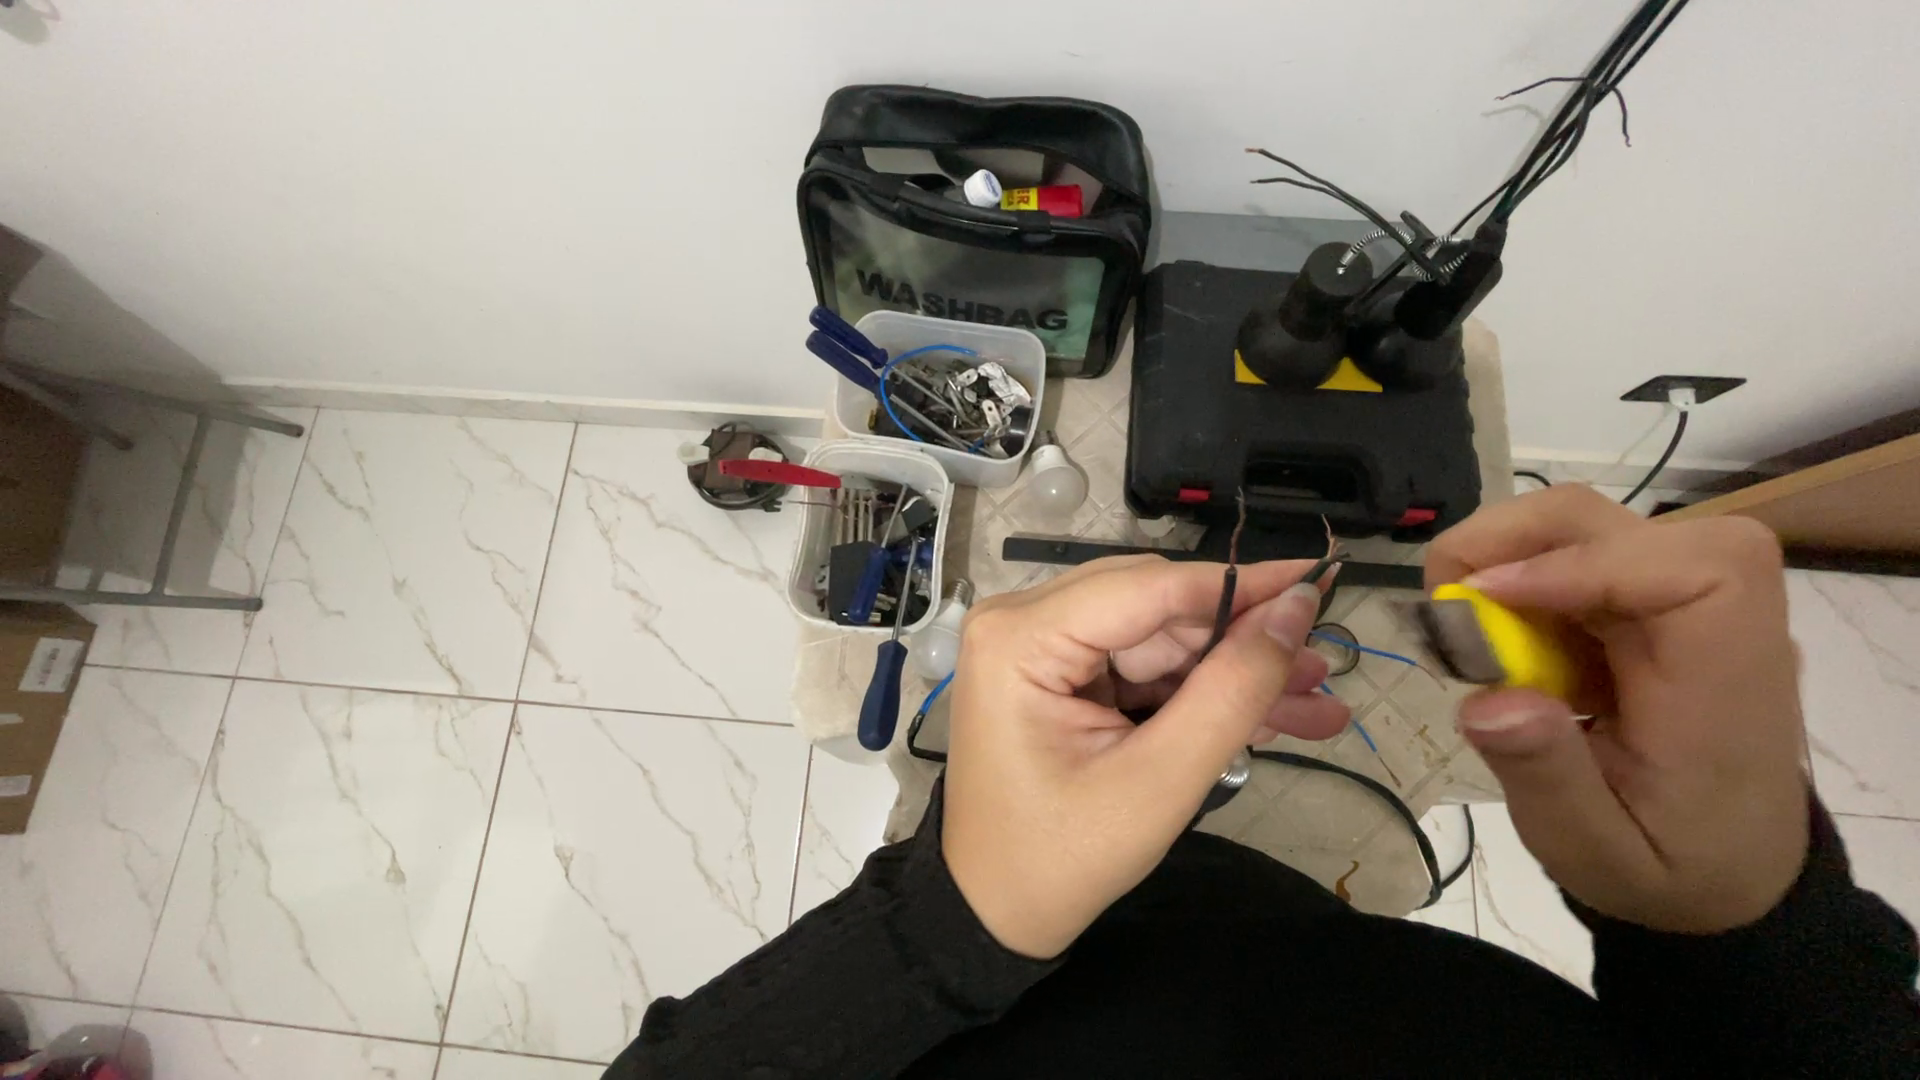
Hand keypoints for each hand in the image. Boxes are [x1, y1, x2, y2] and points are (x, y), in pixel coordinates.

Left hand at [940, 555, 1347, 958]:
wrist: (998, 908)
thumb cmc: (1063, 857)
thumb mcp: (1158, 780)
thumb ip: (1231, 690)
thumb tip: (1295, 609)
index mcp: (1020, 637)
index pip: (1146, 588)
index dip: (1237, 584)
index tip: (1318, 579)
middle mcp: (1020, 621)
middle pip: (1153, 609)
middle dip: (1240, 641)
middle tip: (1323, 670)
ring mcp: (1035, 644)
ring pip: (1156, 638)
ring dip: (1229, 672)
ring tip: (1314, 705)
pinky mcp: (1054, 670)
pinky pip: (1137, 665)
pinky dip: (1195, 691)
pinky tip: (1264, 715)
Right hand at [1427, 486, 1809, 932]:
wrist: (1724, 873)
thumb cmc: (1664, 865)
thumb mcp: (1596, 848)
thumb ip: (1545, 775)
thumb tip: (1487, 702)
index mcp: (1724, 688)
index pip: (1694, 571)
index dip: (1581, 563)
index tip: (1484, 598)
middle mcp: (1713, 626)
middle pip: (1619, 523)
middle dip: (1511, 539)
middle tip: (1442, 594)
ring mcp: (1676, 609)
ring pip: (1583, 527)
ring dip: (1500, 554)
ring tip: (1456, 616)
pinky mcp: (1640, 608)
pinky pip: (1567, 557)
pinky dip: (1508, 576)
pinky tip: (1488, 631)